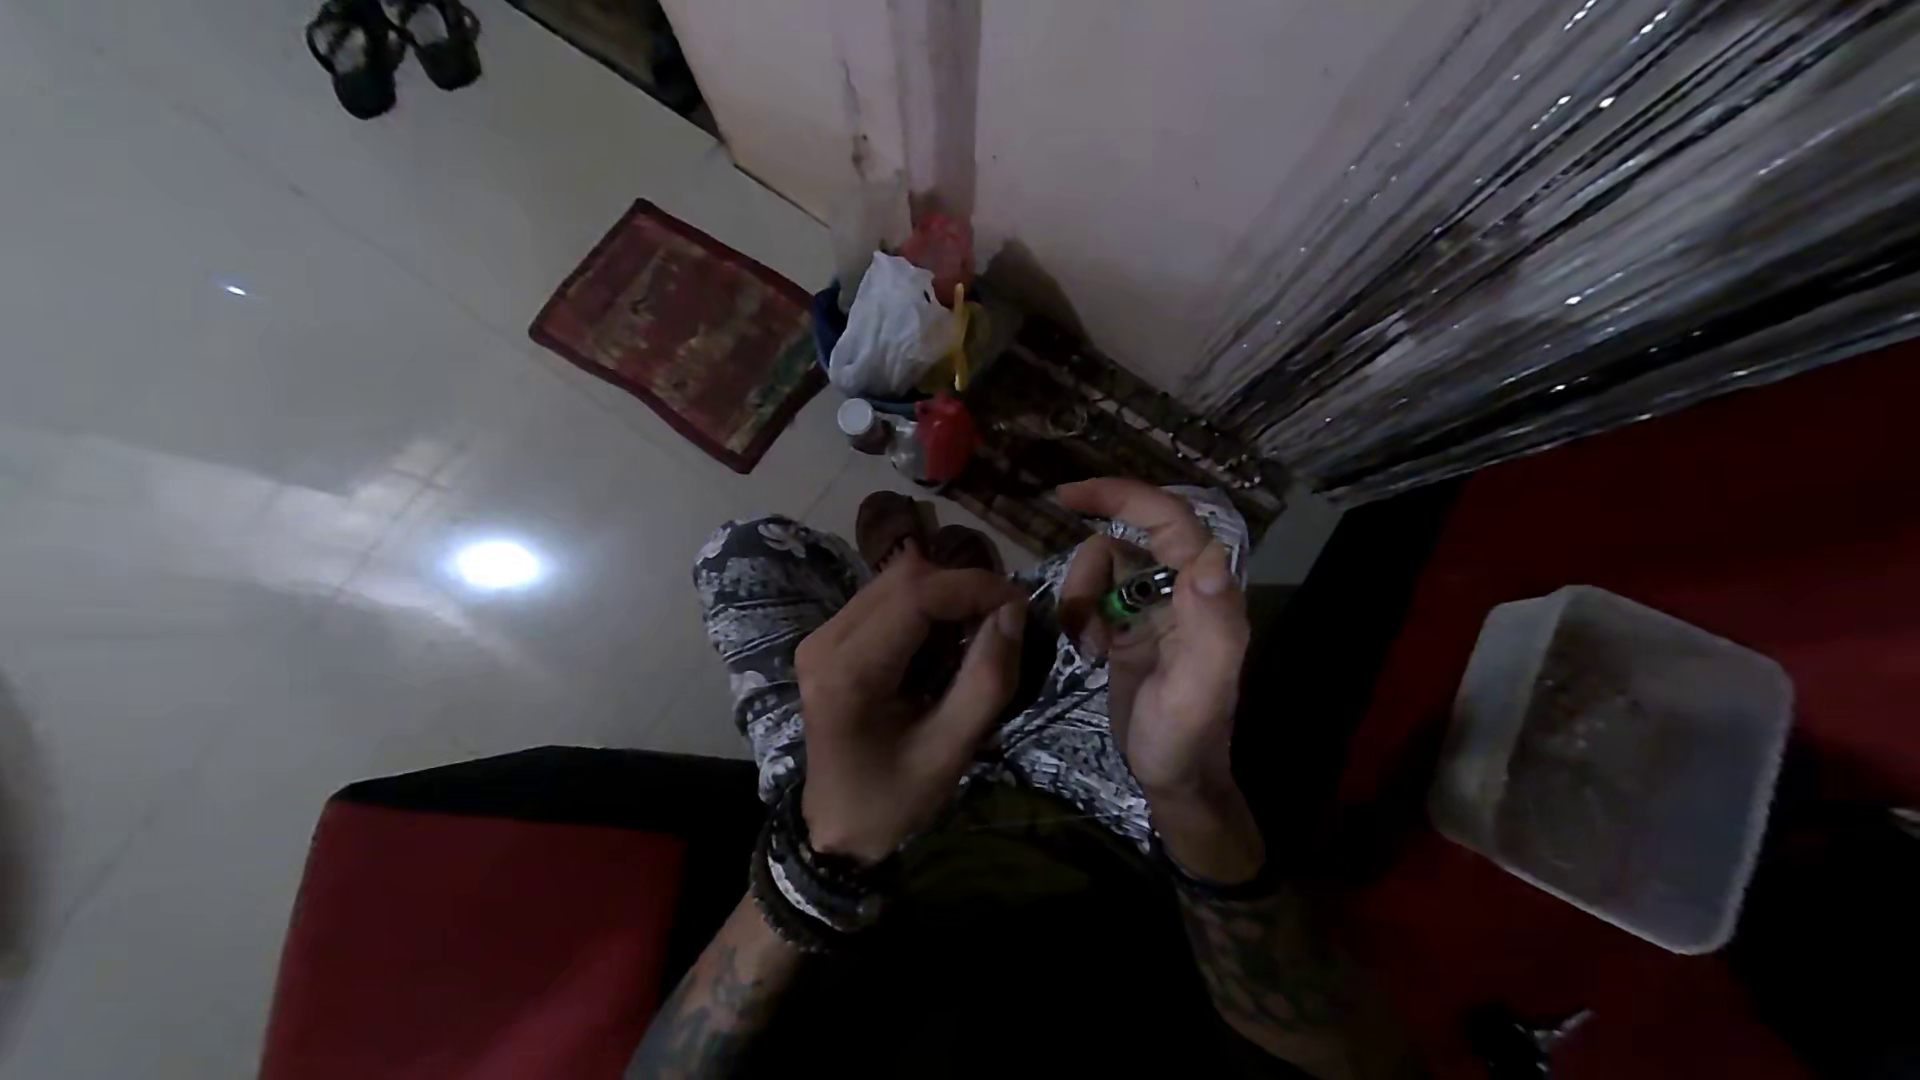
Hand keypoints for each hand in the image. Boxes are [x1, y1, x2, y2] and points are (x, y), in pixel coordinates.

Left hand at [794, 546, 1026, 864]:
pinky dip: (925, 607)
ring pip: (895, 580)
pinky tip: (942, 642)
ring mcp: (822, 635)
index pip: (915, 595)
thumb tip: (1013, 611)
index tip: (1019, 604)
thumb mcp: (951, 750)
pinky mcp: (829, 638)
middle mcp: (825, 640)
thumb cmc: (894, 799)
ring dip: (944, 595)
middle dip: (962, 588)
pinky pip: (885, 598)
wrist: (836, 824)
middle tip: (1002, 620)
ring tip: (975, 632)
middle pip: (904, 577)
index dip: (973, 587)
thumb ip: (987, 679)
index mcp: (849, 672)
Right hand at [1057, 479, 1263, 881]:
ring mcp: (1154, 606)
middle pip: (1124, 540)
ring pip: (1103, 566)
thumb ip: (1210, 628)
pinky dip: (1080, 614)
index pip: (1170, 521)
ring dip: (1082, 599)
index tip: (1068, 496)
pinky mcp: (1131, 624)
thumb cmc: (1184, 739)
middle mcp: (1182, 589)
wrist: (1172, 778)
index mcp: (1205, 595)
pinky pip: (1094, 594)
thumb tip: (1209, 561)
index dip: (1123, 496)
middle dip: (1090, 571)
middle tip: (1077, 616)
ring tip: (1088, 645)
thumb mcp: (1197, 691)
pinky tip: (1089, 650)